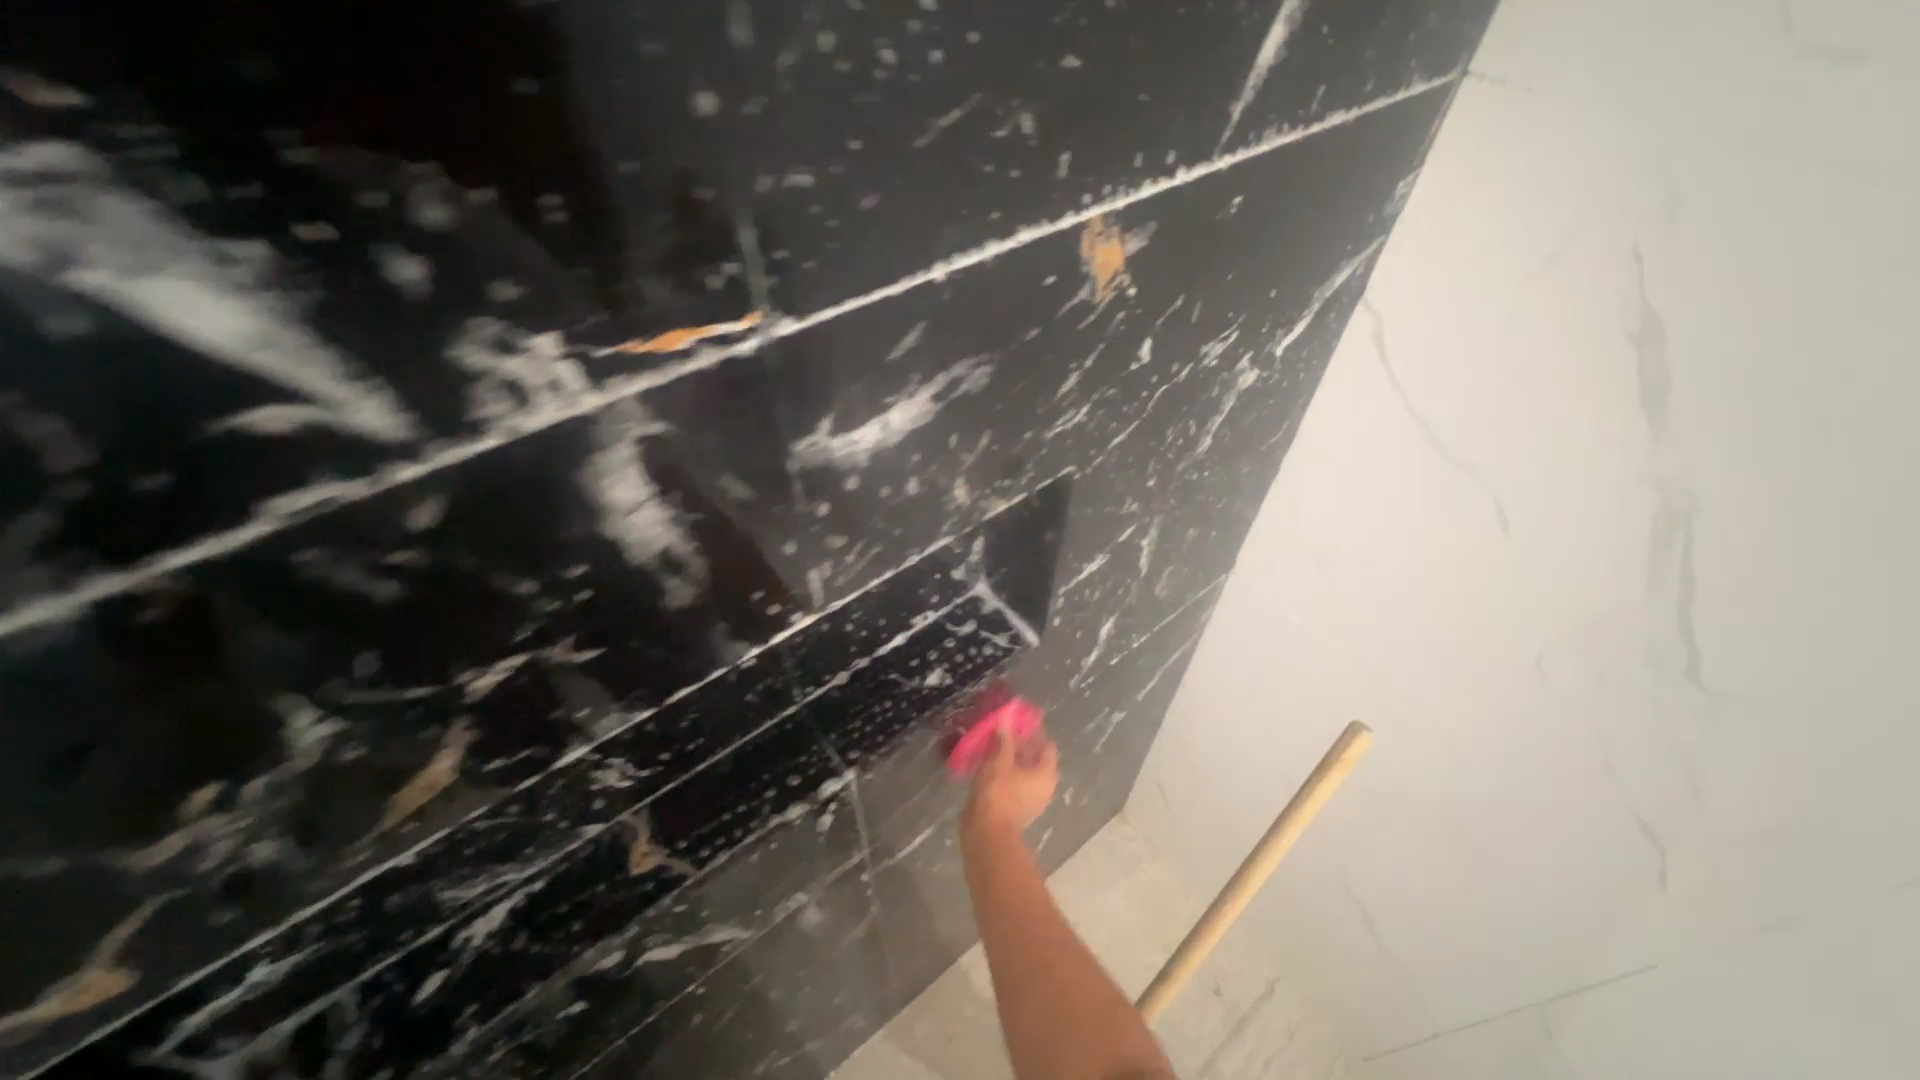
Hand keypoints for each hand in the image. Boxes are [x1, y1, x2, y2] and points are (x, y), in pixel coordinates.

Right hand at [963, 721, 1058, 839]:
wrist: (986, 832)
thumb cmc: (999, 792)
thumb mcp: (999, 760)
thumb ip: (1004, 739)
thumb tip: (1007, 718)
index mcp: (1047, 773)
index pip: (1046, 745)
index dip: (1032, 731)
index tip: (1016, 720)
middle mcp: (1043, 786)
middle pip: (1033, 758)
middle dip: (1017, 744)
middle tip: (999, 730)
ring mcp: (1028, 799)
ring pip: (1019, 771)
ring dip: (1006, 758)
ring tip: (988, 745)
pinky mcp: (1013, 808)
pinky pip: (1009, 783)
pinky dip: (999, 773)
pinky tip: (983, 764)